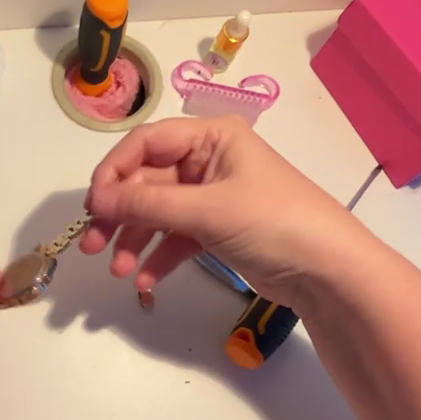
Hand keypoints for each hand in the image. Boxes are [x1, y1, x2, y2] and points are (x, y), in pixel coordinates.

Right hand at [82, 115, 373, 305]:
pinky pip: (174, 238)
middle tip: (93, 246)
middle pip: (146, 181)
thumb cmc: (272, 223)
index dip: (113, 172)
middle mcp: (207, 161)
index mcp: (211, 137)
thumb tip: (95, 199)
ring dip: (134, 241)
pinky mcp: (215, 229)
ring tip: (119, 272)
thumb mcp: (206, 210)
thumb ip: (147, 204)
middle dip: (119, 215)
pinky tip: (145, 281)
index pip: (145, 143)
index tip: (93, 206)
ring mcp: (210, 196)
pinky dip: (157, 257)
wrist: (327, 271)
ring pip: (156, 213)